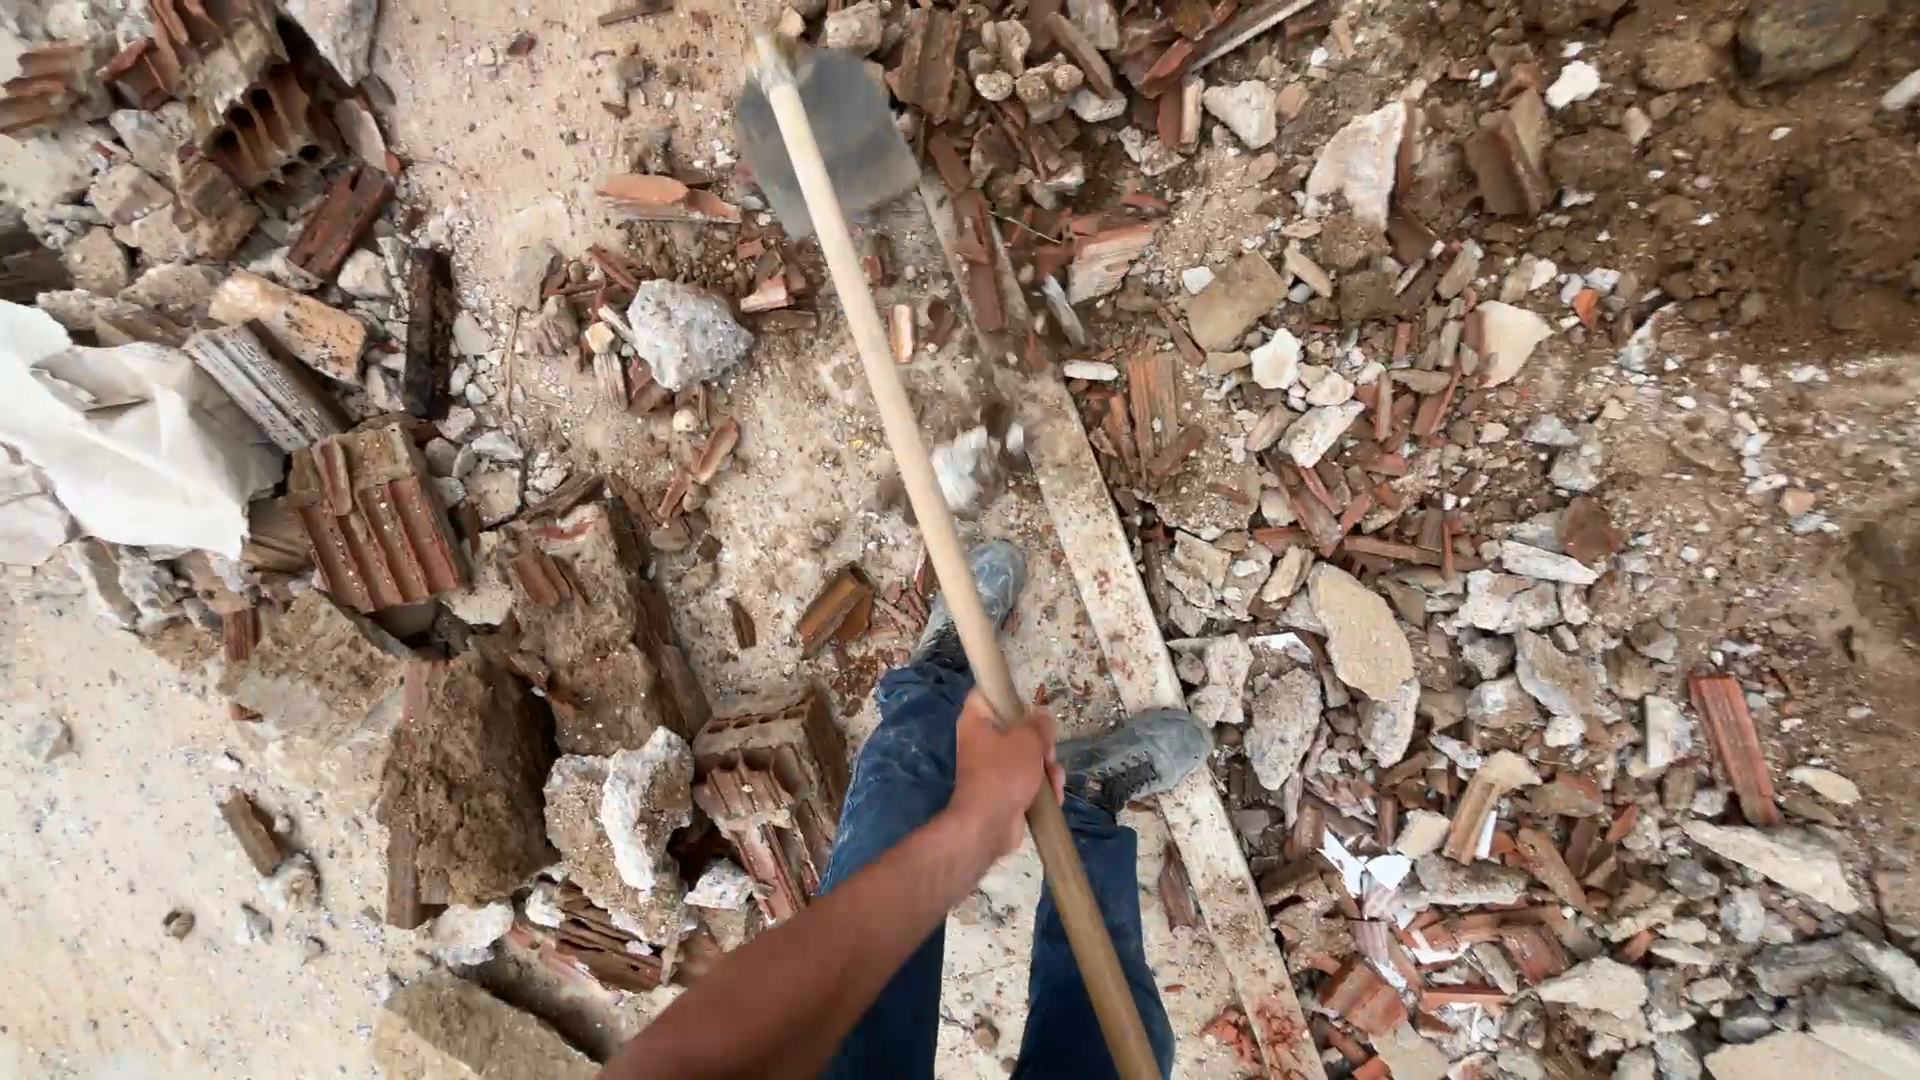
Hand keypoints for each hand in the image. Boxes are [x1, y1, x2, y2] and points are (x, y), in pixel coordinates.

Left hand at [947, 690, 1064, 860]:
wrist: (989, 825)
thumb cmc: (1004, 772)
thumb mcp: (1028, 740)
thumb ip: (1039, 723)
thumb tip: (1042, 717)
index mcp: (977, 720)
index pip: (988, 692)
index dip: (1009, 692)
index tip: (1031, 701)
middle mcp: (981, 740)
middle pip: (1017, 727)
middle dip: (1040, 742)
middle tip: (1048, 752)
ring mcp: (992, 766)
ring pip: (1027, 754)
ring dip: (1046, 767)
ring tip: (1054, 779)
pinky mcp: (1004, 788)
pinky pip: (1027, 777)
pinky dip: (1041, 785)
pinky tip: (1053, 796)